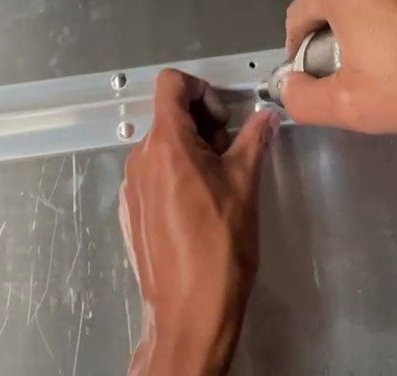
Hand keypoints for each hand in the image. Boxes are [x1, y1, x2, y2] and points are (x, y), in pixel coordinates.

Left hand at [120, 68, 277, 375]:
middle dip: (203, 125)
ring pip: (162, 146)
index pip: (171, 83)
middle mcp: (140, 157)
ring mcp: (131, 185)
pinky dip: (175, 176)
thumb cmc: (220, 246)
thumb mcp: (245, 184)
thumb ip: (254, 139)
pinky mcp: (130, 210)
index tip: (223, 119)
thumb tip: (266, 115)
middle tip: (229, 155)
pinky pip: (152, 174)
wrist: (188, 314)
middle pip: (169, 115)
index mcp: (166, 143)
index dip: (201, 90)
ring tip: (216, 186)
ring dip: (191, 151)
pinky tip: (197, 209)